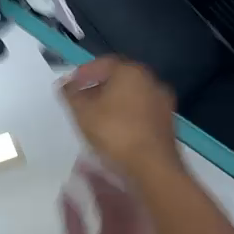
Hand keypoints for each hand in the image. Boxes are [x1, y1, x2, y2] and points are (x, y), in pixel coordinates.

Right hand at [57, 56, 179, 185]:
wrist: (153, 169)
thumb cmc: (115, 132)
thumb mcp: (81, 111)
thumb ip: (70, 93)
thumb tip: (65, 85)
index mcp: (131, 72)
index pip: (103, 64)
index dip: (84, 73)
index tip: (71, 85)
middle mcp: (151, 82)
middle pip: (119, 79)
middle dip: (98, 88)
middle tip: (81, 100)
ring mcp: (163, 104)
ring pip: (131, 97)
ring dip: (113, 103)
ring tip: (95, 118)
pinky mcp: (168, 125)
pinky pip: (141, 113)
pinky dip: (126, 117)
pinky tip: (114, 131)